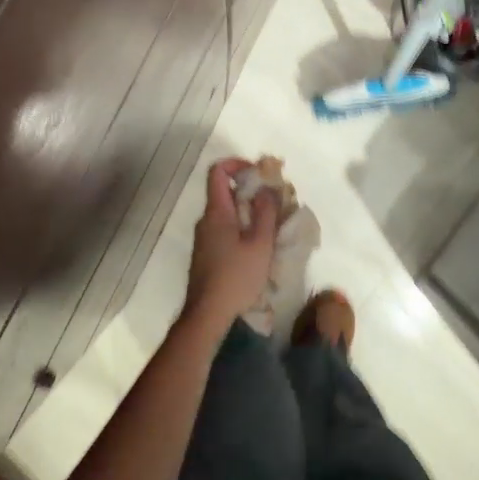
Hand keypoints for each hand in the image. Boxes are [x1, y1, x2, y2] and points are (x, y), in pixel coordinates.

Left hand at [183, 158, 277, 335]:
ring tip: (270, 228)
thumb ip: (266, 212)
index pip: (218, 171)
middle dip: (250, 192)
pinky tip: (256, 249)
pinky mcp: (206, 256)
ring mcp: (203, 239)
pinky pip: (223, 231)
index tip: (258, 174)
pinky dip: (240, 229)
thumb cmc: (236, 277)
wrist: (206, 315)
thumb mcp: (260, 243)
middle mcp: (206, 220)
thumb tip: (267, 188)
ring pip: (226, 214)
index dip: (237, 164)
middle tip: (274, 203)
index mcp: (217, 212)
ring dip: (248, 213)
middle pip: (225, 192)